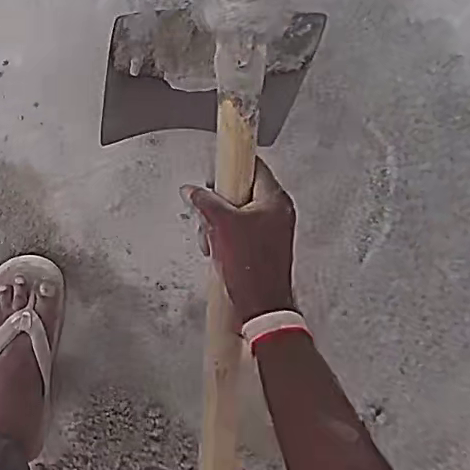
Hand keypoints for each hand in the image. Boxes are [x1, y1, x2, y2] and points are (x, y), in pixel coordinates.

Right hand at [183, 158, 297, 321]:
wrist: (260, 305)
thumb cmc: (251, 267)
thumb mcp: (220, 223)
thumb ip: (204, 200)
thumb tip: (192, 191)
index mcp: (275, 201)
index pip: (254, 167)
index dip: (233, 164)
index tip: (217, 164)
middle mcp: (277, 212)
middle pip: (240, 190)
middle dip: (218, 202)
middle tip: (209, 212)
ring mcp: (270, 230)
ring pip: (235, 212)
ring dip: (217, 222)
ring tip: (213, 238)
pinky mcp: (262, 245)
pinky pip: (237, 229)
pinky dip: (223, 236)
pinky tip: (216, 248)